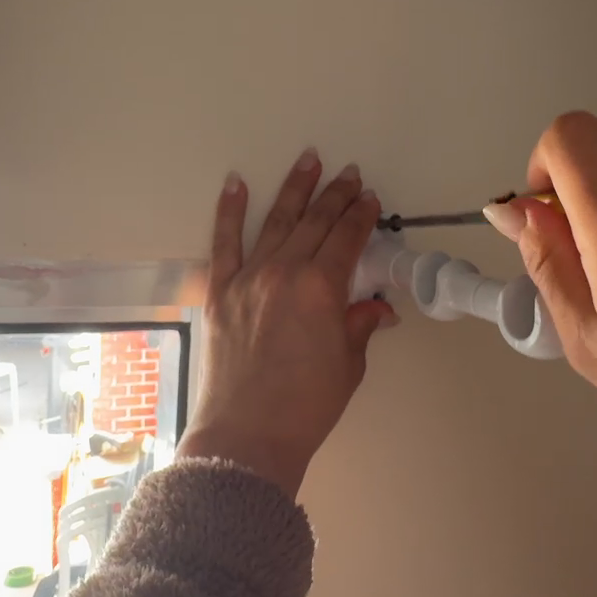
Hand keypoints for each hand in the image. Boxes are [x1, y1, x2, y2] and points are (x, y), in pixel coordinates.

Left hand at [179, 150, 397, 497]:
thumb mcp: (348, 364)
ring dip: (294, 189)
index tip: (370, 199)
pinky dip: (229, 211)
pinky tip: (236, 184)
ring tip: (308, 160)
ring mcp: (248, 278)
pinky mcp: (218, 291)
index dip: (362, 215)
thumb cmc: (307, 405)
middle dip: (336, 194)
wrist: (248, 437)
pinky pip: (224, 242)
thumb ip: (359, 325)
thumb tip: (377, 308)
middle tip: (349, 174)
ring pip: (276, 221)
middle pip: (316, 221)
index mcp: (322, 288)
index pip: (348, 238)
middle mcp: (284, 271)